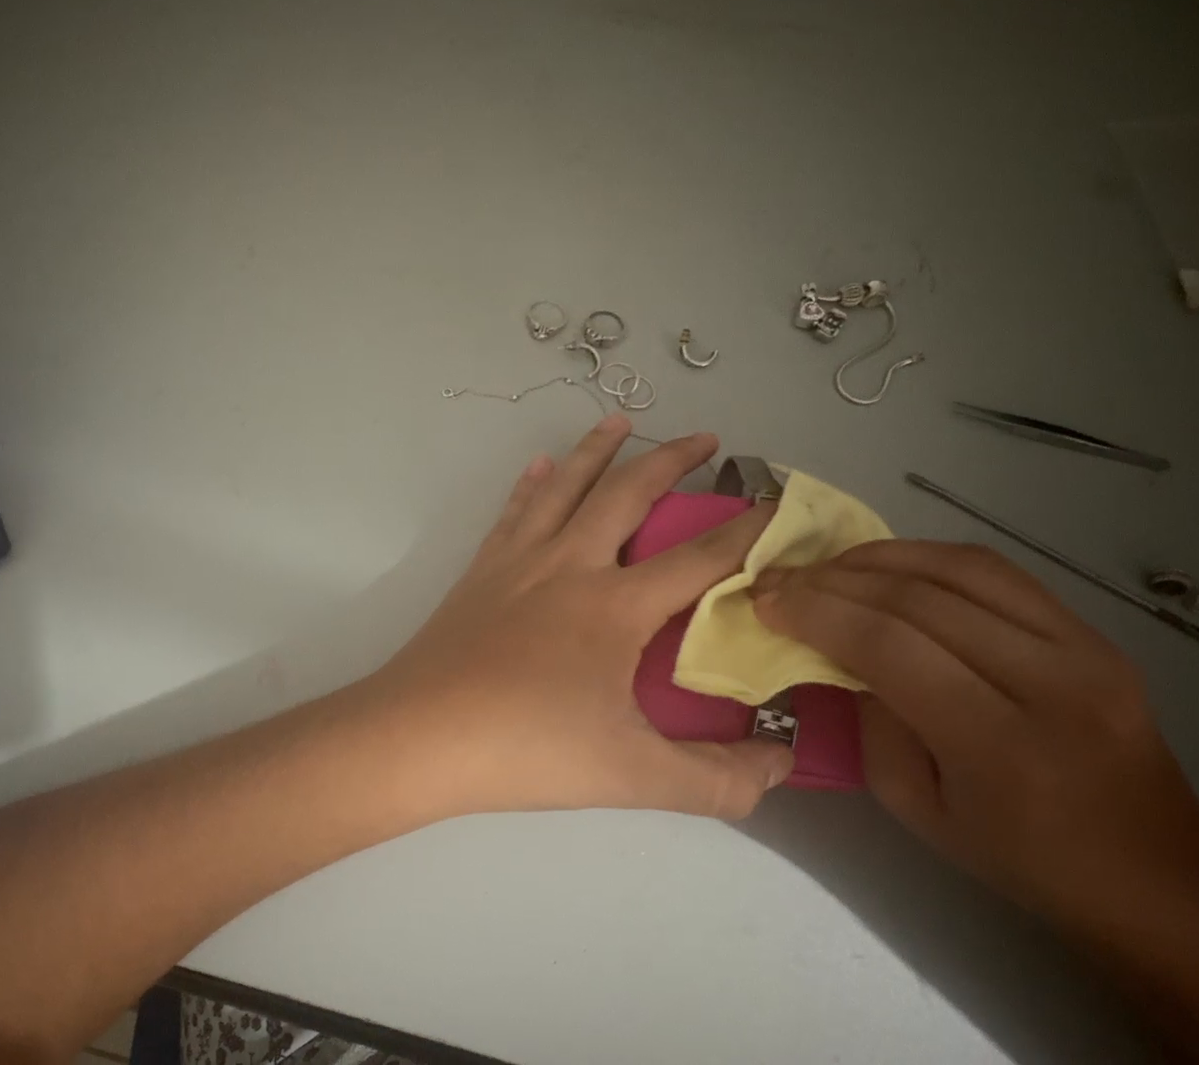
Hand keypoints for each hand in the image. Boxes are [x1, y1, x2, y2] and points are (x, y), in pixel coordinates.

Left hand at [366, 415, 792, 820]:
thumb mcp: (633, 777)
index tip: (781, 506)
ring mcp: (518, 562)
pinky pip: (513, 512)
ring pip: (564, 486)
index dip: (749, 531)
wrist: (417, 736)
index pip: (701, 557)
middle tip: (705, 437)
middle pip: (628, 494)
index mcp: (616, 605)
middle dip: (672, 459)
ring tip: (619, 420)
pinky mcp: (480, 572)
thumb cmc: (525, 750)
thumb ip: (718, 779)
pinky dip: (532, 484)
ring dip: (596, 450)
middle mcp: (569, 565)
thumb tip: (781, 762)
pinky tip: (536, 466)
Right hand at [750, 541, 1198, 925]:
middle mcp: (1052, 682)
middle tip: (781, 578)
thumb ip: (873, 723)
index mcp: (1002, 743)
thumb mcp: (916, 807)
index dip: (817, 613)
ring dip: (879, 557)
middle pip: (920, 598)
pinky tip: (888, 567)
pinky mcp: (1095, 633)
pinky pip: (997, 574)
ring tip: (827, 566)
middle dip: (834, 580)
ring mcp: (1086, 649)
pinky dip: (928, 558)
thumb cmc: (1019, 855)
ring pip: (961, 568)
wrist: (1153, 873)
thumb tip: (840, 652)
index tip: (766, 601)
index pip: (890, 646)